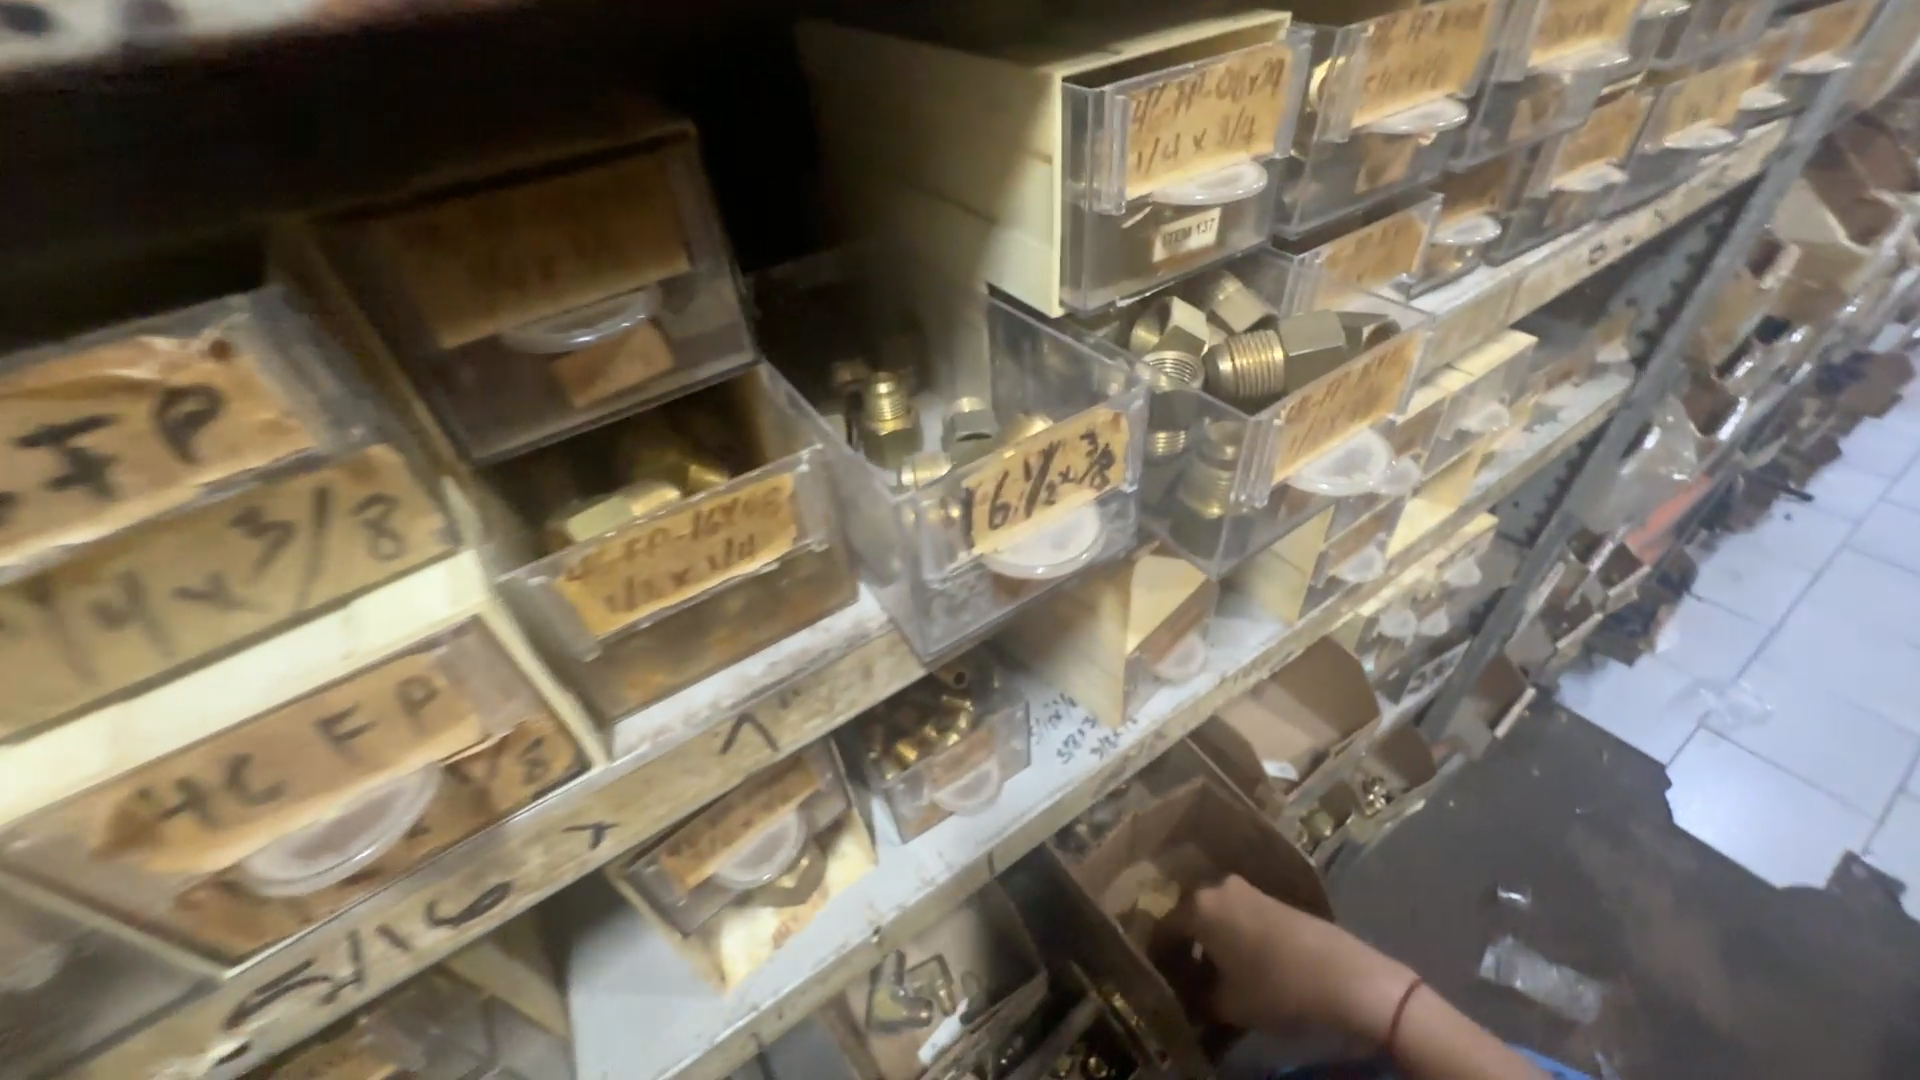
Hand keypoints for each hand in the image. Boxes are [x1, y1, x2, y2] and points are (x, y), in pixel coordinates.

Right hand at [1181, 875, 1416, 1040]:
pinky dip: (1231, 937)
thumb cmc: (1275, 988)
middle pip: (1188, 919)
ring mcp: (1247, 890)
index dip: (1159, 960)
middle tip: (1185, 981)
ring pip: (1214, 916)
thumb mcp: (1228, 1005)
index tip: (1161, 984)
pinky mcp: (1272, 898)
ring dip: (1209, 944)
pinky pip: (1237, 916)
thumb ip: (1198, 1001)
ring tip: (1213, 977)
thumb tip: (1187, 1000)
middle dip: (1184, 949)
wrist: (1344, 976)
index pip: (1163, 931)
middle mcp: (1216, 888)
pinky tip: (1241, 965)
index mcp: (1197, 907)